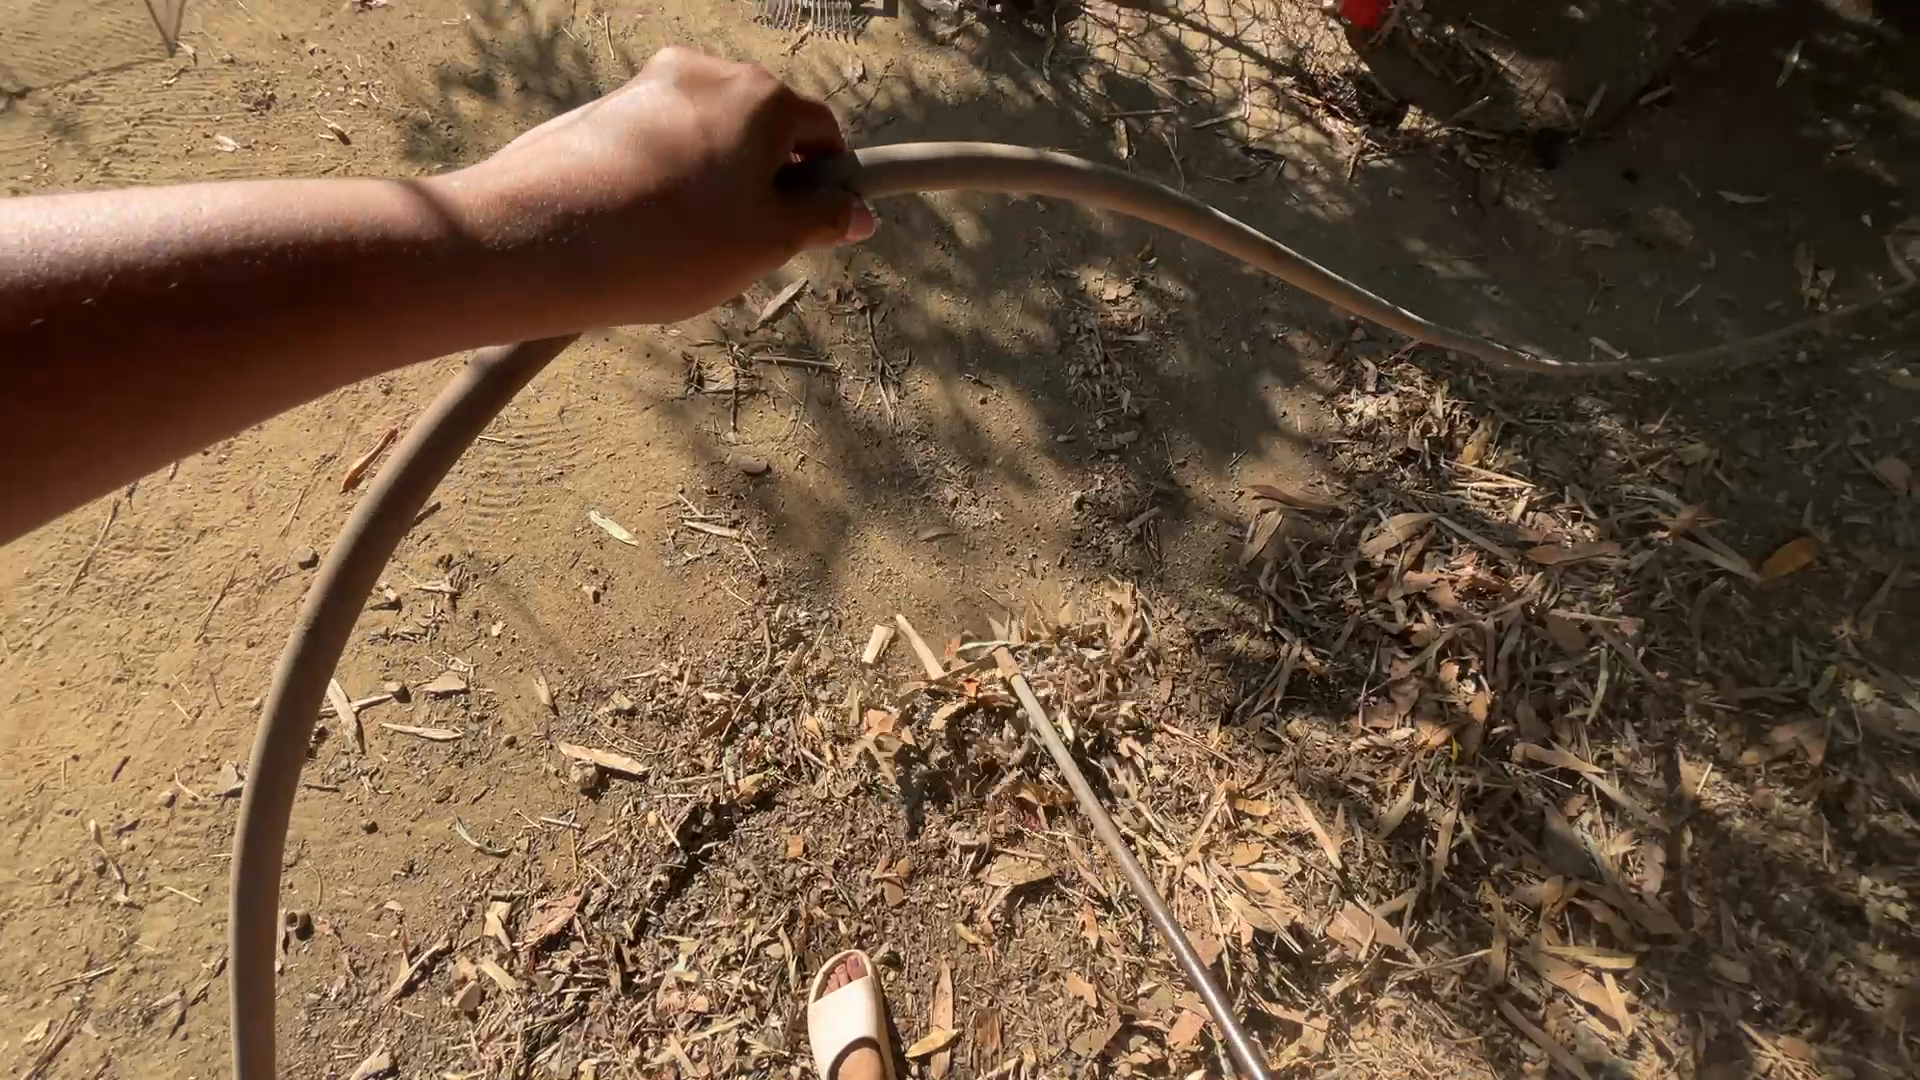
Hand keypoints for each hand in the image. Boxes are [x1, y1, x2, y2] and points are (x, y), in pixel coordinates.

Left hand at [436, 47, 873, 325]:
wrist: (544, 240)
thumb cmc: (677, 243)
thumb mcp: (770, 240)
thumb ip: (823, 219)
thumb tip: (861, 211)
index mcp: (761, 97)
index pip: (823, 133)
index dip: (830, 184)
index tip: (818, 229)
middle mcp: (707, 71)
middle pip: (768, 131)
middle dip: (776, 184)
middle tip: (757, 246)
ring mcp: (651, 85)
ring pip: (718, 139)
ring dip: (729, 187)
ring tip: (701, 245)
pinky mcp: (609, 110)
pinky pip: (671, 144)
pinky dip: (683, 182)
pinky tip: (661, 229)